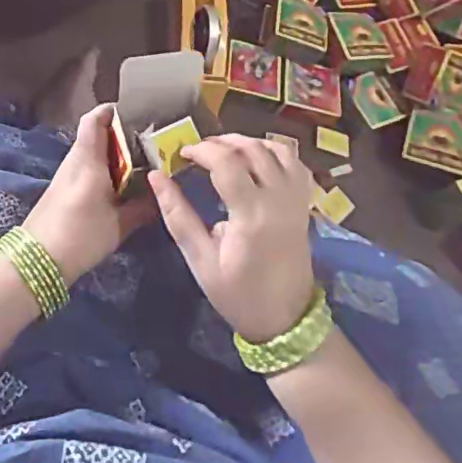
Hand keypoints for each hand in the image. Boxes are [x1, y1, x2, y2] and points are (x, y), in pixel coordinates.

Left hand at [21, 104, 148, 283]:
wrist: (37, 261)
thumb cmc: (80, 235)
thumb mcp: (119, 225)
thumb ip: (142, 207)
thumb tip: (161, 195)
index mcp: (88, 159)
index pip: (95, 119)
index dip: (113, 110)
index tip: (137, 112)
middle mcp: (75, 161)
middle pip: (97, 135)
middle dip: (123, 135)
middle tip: (151, 142)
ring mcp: (67, 175)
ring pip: (93, 154)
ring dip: (115, 155)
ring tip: (144, 162)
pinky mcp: (63, 190)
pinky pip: (88, 169)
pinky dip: (106, 170)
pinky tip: (123, 184)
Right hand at [149, 134, 316, 342]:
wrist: (285, 320)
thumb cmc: (237, 294)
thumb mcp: (200, 259)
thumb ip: (178, 215)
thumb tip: (156, 177)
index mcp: (251, 215)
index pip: (227, 162)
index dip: (201, 150)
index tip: (181, 155)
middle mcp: (279, 200)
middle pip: (253, 149)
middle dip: (222, 142)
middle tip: (199, 151)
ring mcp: (297, 200)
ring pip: (278, 149)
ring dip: (249, 142)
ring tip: (225, 150)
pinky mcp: (305, 204)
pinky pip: (295, 164)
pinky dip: (275, 152)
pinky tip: (256, 160)